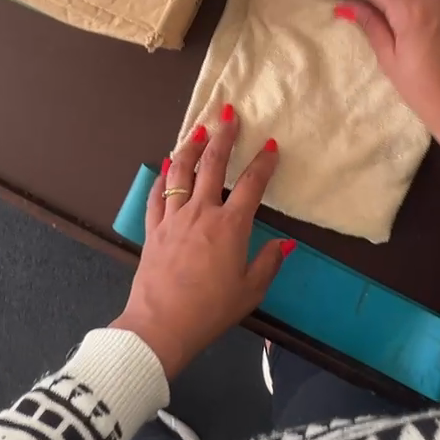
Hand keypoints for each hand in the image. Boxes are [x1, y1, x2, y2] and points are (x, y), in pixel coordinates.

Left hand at [111, 109, 289, 378]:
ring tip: (198, 128)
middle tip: (228, 113)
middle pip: (213, 164)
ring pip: (181, 171)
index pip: (251, 185)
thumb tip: (285, 243)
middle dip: (223, 136)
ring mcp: (174, 217)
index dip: (263, 163)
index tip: (271, 145)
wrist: (161, 326)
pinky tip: (167, 166)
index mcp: (229, 226)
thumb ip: (268, 263)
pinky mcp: (154, 228)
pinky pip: (158, 195)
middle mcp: (201, 212)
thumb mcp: (249, 291)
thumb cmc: (210, 311)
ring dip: (190, 146)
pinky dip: (163, 177)